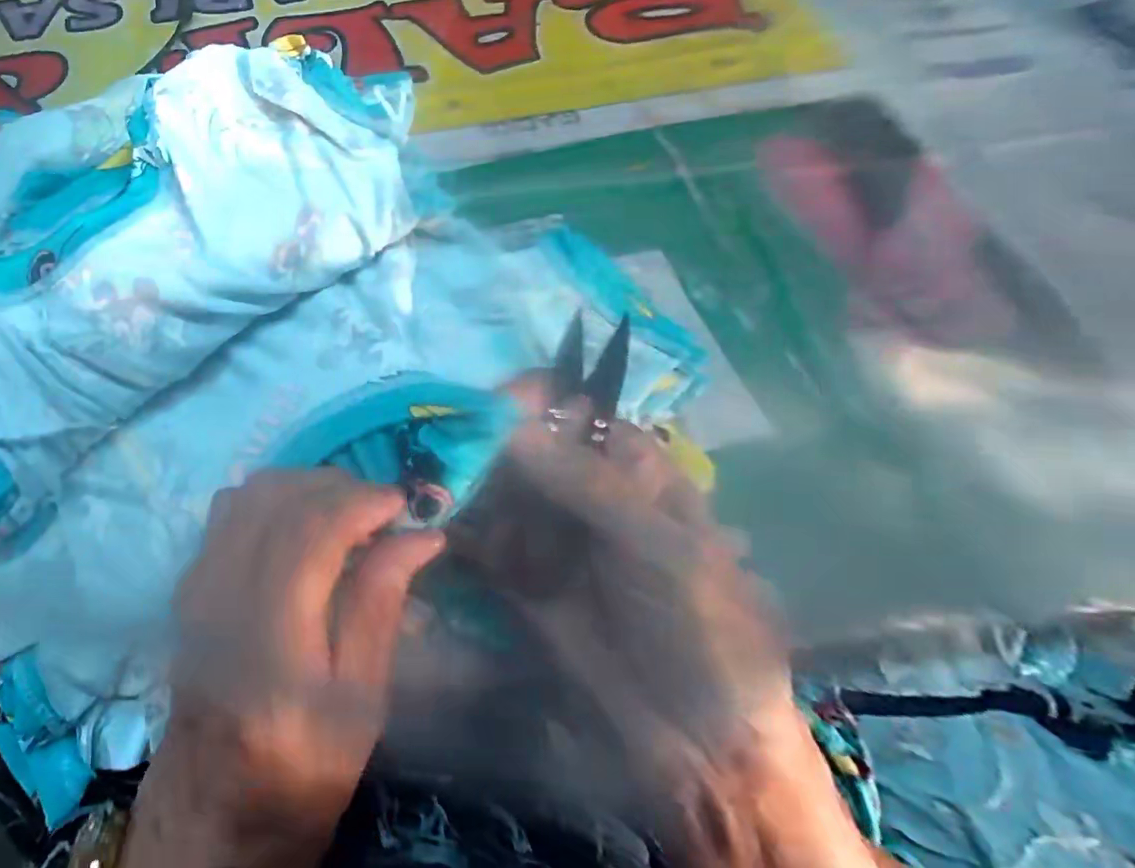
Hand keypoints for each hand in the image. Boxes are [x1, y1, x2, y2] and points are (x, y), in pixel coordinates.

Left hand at [124, 469, 445, 867]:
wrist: (214, 797)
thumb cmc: (303, 767)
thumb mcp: (360, 704)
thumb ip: (379, 608)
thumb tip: (420, 535)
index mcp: (271, 637)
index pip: (309, 532)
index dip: (360, 502)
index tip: (404, 503)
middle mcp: (221, 594)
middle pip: (276, 500)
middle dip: (336, 486)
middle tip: (381, 508)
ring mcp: (195, 582)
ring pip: (248, 493)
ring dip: (303, 486)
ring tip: (347, 512)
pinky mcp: (187, 580)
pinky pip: (228, 510)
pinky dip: (271, 499)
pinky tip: (301, 524)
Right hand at [452, 377, 879, 867]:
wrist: (691, 735)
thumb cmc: (700, 627)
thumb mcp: (660, 548)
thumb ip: (587, 484)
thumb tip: (509, 427)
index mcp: (626, 466)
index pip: (567, 409)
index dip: (524, 402)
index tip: (479, 412)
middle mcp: (576, 486)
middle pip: (513, 444)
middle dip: (477, 448)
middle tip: (444, 462)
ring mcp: (539, 526)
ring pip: (485, 484)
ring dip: (460, 490)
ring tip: (445, 507)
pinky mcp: (508, 566)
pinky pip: (470, 533)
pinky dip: (450, 528)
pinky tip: (438, 532)